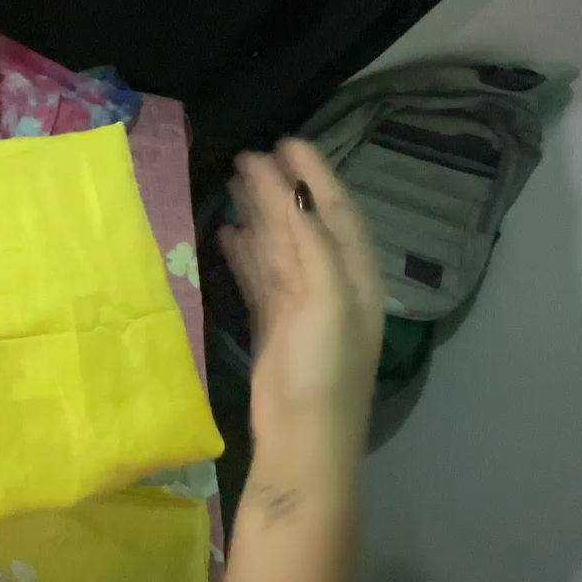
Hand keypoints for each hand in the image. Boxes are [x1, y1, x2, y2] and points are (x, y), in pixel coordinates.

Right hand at [216, 139, 383, 477]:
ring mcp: (299, 304)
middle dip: (280, 188)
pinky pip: (258, 275)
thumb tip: (292, 198)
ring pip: (277, 246)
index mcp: (355, 277)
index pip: (335, 212)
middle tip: (249, 156)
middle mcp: (331, 284)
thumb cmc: (325, 373)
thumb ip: (313, 249)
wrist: (304, 439)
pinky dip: (244, 251)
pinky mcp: (272, 322)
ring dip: (258, 213)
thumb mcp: (329, 304)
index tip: (287, 143)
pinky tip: (226, 232)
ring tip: (234, 183)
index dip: (315, 175)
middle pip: (303, 224)